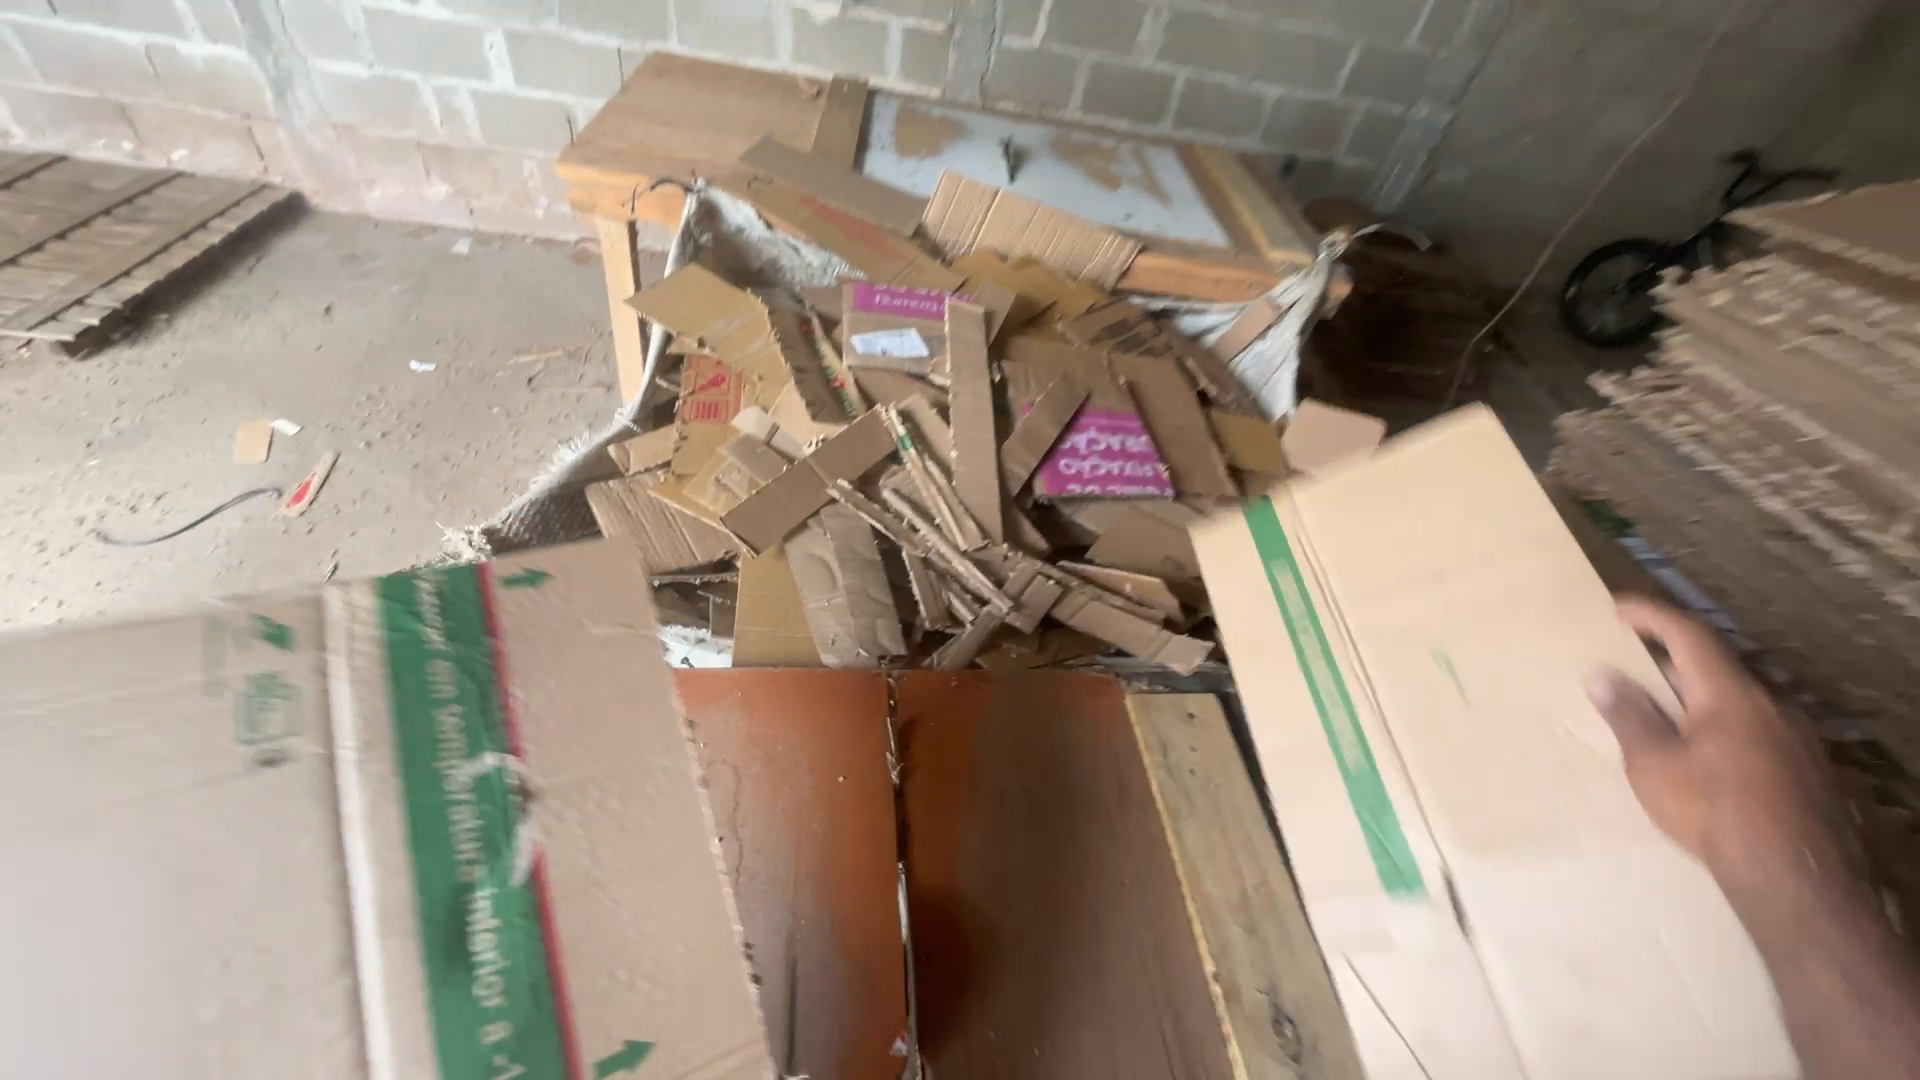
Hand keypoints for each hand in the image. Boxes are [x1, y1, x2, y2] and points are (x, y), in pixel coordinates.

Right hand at [1586, 596, 1860, 893]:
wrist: (1798, 880)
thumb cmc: (1712, 810)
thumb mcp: (1652, 763)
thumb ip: (1629, 715)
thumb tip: (1602, 673)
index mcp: (1730, 696)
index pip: (1690, 635)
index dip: (1652, 615)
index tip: (1618, 607)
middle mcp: (1771, 707)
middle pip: (1716, 668)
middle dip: (1670, 661)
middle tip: (1631, 664)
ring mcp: (1799, 740)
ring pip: (1738, 702)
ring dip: (1696, 697)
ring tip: (1661, 714)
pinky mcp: (1811, 771)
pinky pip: (1757, 730)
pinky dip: (1720, 726)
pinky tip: (1704, 756)